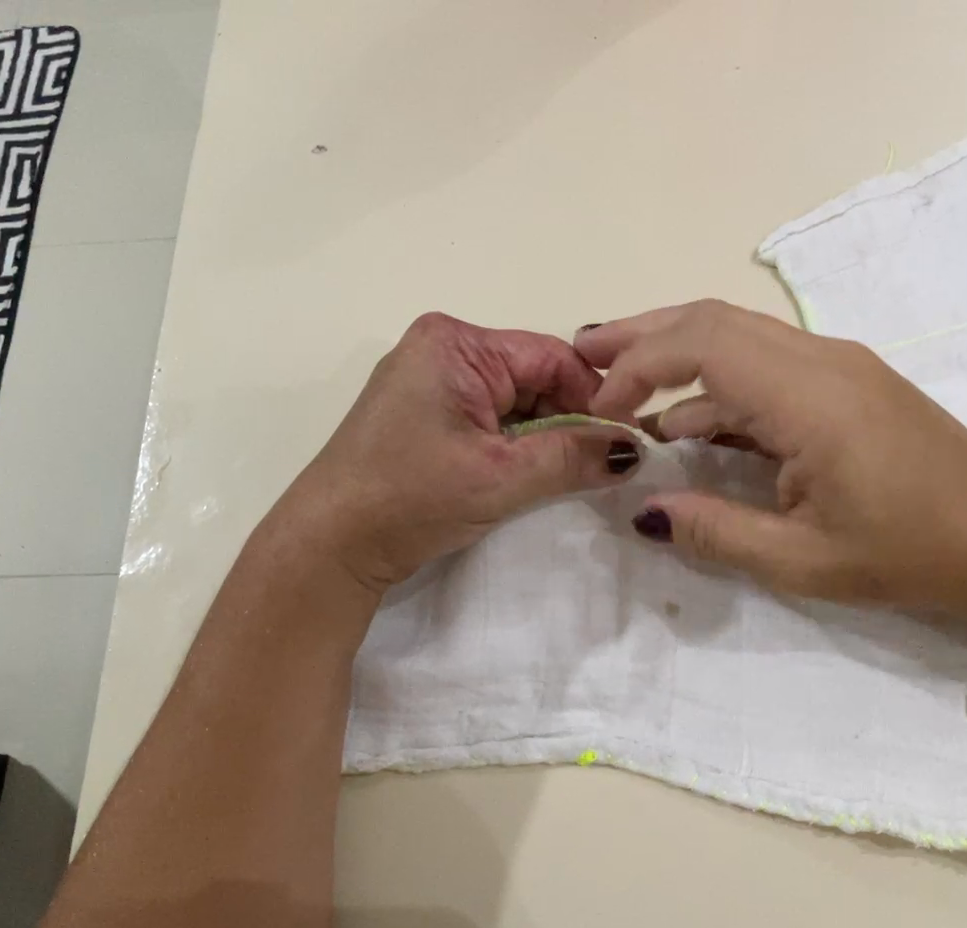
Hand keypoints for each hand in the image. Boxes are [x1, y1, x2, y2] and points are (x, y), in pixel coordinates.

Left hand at [274, 313, 639, 593]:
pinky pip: (488, 419)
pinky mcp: (423, 415)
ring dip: (542, 438)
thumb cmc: (412, 499)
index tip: (625, 442)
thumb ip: (574, 457)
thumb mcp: (502, 477)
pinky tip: (526, 476)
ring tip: (566, 476)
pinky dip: (514, 447)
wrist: (331, 545)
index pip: (551, 357)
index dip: (593, 398)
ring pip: (513, 402)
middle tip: (600, 466)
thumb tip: (635, 449)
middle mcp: (441, 349)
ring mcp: (429, 382)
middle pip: (533, 377)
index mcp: (456, 343)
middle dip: (567, 421)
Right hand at [578, 300, 966, 616]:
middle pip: (713, 319)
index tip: (601, 407)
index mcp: (810, 397)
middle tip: (585, 358)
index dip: (638, 365)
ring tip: (620, 388)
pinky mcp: (845, 381)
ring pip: (737, 334)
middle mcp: (821, 360)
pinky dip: (714, 384)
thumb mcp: (801, 560)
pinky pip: (764, 364)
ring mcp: (837, 364)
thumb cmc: (907, 553)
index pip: (702, 345)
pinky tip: (686, 425)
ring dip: (675, 354)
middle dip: (642, 336)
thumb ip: (714, 531)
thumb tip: (643, 512)